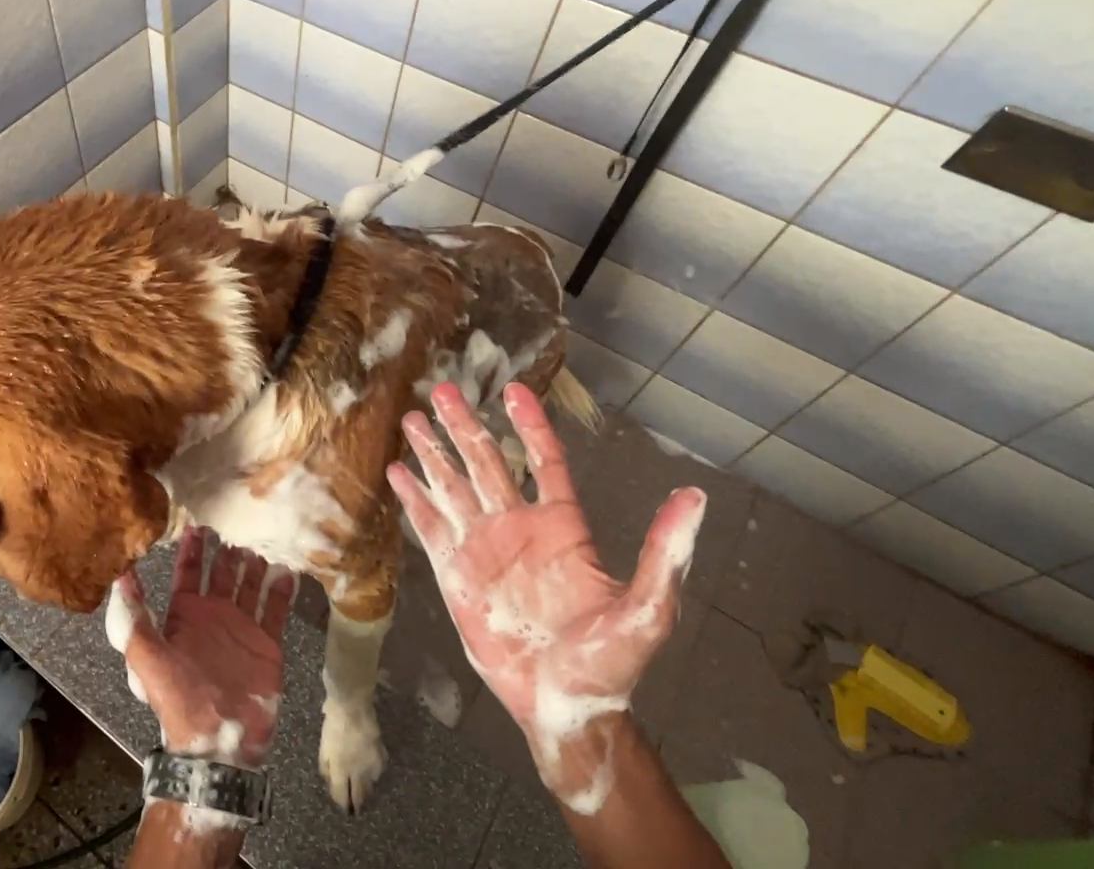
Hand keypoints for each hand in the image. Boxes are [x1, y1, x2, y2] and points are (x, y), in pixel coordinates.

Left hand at [109, 528, 296, 767]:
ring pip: (250, 587)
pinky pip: (275, 611)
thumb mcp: (147, 656)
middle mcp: (214, 617)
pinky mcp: (266, 644)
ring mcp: (241, 629)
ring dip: (254, 567)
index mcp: (185, 617)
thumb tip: (119, 575)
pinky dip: (281, 590)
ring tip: (261, 545)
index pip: (189, 574)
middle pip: (222, 575)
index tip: (197, 525)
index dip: (192, 550)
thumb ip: (133, 617)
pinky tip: (287, 571)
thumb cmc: (179, 697)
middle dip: (227, 552)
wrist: (218, 740)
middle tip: (237, 525)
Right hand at [386, 382, 704, 812]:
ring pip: (453, 486)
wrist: (562, 704)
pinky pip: (430, 527)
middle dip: (463, 426)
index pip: (543, 461)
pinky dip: (414, 498)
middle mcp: (517, 526)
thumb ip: (665, 552)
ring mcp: (482, 546)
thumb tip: (695, 496)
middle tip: (440, 390)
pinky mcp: (454, 572)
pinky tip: (398, 472)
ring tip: (411, 420)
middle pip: (486, 462)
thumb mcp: (648, 608)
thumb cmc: (608, 660)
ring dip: (433, 453)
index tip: (513, 390)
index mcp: (561, 526)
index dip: (529, 426)